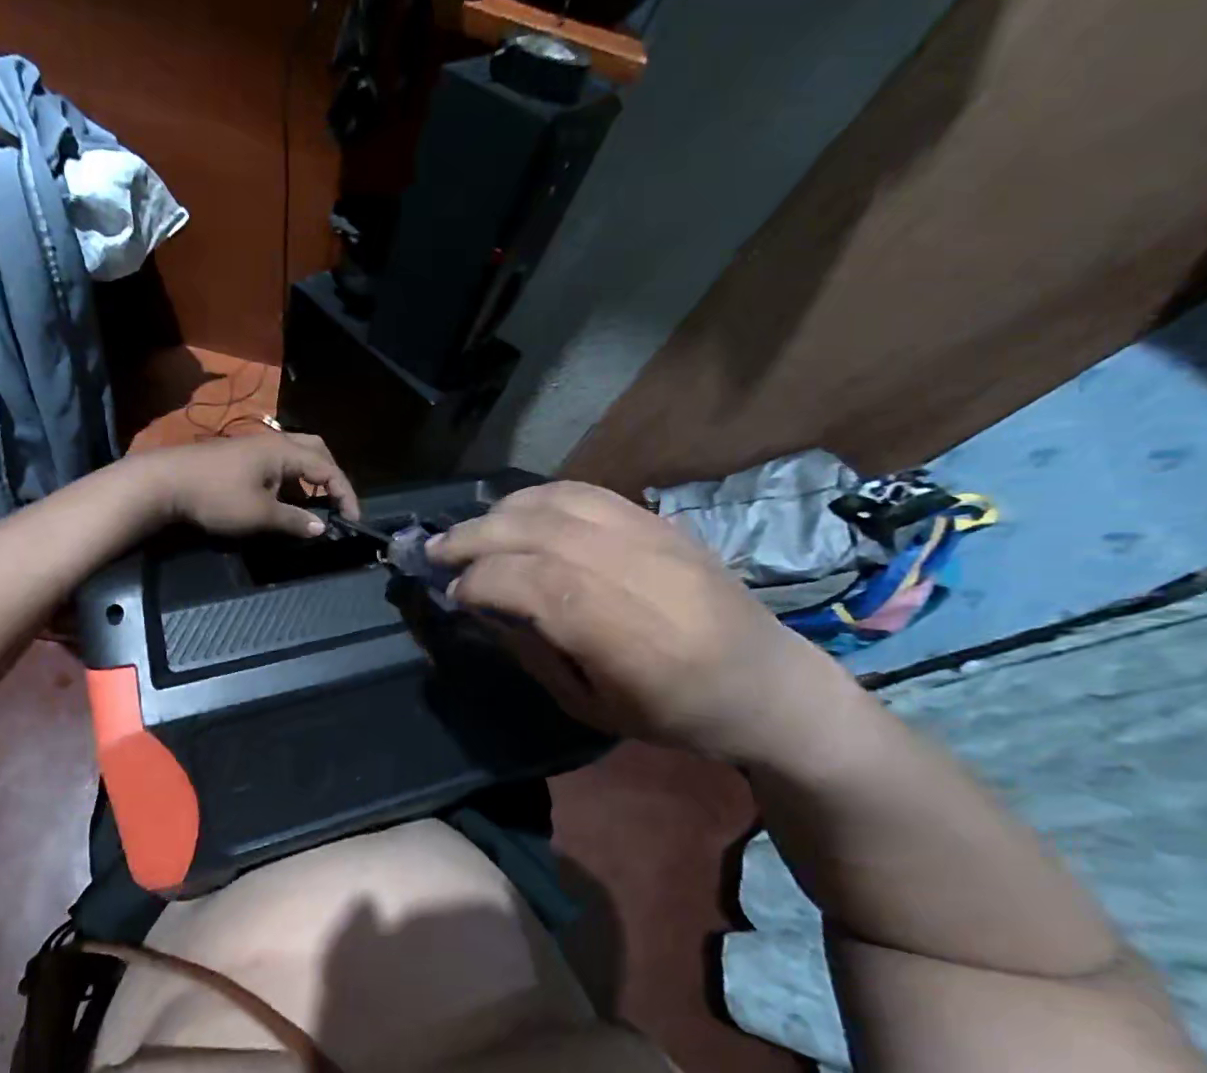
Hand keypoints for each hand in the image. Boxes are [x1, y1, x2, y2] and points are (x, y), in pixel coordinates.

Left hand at [129, 433, 359, 537]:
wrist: (164, 482)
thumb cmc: (216, 496)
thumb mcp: (259, 514)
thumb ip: (294, 520)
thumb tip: (321, 528)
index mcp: (284, 451)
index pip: (329, 469)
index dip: (345, 495)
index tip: (353, 520)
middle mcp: (274, 442)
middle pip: (315, 450)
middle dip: (331, 476)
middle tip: (336, 503)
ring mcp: (254, 447)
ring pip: (295, 455)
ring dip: (309, 478)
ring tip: (311, 506)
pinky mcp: (239, 456)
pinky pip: (277, 462)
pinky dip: (289, 479)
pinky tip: (281, 499)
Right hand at [425, 481, 851, 761]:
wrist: (770, 684)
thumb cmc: (677, 714)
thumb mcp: (591, 707)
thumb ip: (532, 650)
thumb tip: (481, 605)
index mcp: (627, 636)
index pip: (534, 584)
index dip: (481, 581)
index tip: (452, 594)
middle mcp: (640, 573)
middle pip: (539, 533)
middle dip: (475, 537)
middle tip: (435, 552)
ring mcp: (654, 538)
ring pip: (558, 503)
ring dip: (500, 512)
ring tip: (468, 531)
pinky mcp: (659, 520)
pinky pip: (585, 492)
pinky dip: (536, 497)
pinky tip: (513, 514)